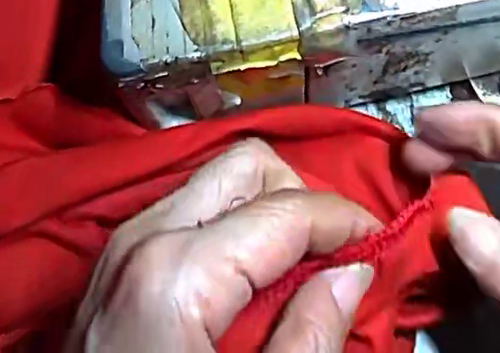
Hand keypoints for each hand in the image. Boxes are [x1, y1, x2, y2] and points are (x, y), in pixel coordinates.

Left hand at [69, 139, 381, 352]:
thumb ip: (308, 341)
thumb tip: (353, 271)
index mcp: (177, 271)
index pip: (280, 210)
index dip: (342, 218)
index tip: (380, 240)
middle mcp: (147, 231)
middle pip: (244, 163)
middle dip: (300, 195)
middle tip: (336, 251)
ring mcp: (127, 235)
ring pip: (216, 175)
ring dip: (267, 203)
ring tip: (303, 259)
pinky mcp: (120, 251)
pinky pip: (191, 203)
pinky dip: (233, 217)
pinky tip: (254, 268)